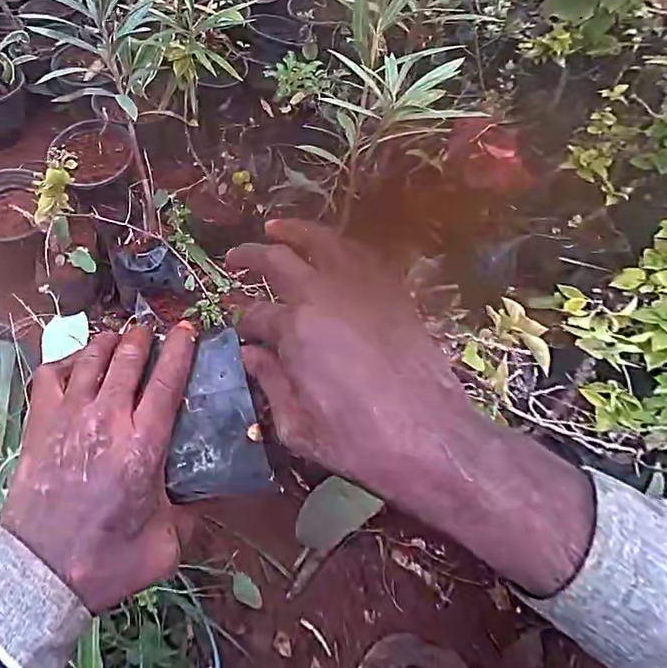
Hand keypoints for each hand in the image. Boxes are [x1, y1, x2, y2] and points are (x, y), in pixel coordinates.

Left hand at [0, 319, 197, 611]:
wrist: (39, 573)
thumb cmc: (105, 562)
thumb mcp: (164, 547)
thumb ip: (191, 516)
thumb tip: (210, 494)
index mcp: (142, 445)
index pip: (167, 381)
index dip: (180, 350)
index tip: (187, 330)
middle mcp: (107, 418)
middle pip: (128, 358)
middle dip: (143, 338)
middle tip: (150, 333)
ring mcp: (69, 415)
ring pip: (92, 357)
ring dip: (109, 342)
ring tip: (117, 339)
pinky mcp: (40, 420)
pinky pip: (51, 373)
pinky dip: (67, 361)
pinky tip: (76, 365)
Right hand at [228, 220, 593, 595]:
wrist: (433, 440)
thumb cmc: (360, 442)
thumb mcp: (297, 427)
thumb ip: (269, 383)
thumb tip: (249, 355)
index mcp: (295, 328)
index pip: (255, 313)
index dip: (239, 317)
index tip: (234, 321)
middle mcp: (323, 294)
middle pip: (277, 260)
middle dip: (249, 256)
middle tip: (234, 257)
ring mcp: (360, 287)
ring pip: (320, 241)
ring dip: (292, 231)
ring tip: (275, 226)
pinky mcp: (391, 291)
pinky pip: (359, 254)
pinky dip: (336, 244)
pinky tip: (328, 247)